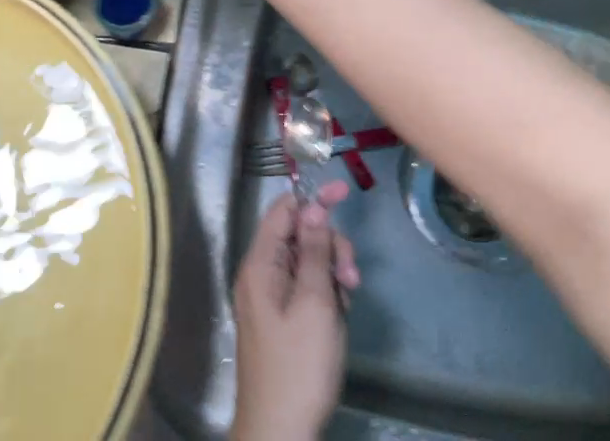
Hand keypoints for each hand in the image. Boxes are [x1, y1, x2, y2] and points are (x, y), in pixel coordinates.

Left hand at [232, 182, 361, 440]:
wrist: (280, 430)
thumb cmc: (299, 365)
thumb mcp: (314, 303)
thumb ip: (315, 252)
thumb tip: (313, 206)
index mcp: (259, 265)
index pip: (283, 210)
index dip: (313, 198)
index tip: (344, 191)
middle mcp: (260, 275)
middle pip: (300, 235)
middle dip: (330, 247)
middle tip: (350, 278)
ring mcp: (270, 298)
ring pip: (308, 262)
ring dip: (332, 274)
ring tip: (346, 303)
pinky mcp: (282, 318)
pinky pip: (307, 288)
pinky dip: (326, 295)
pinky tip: (338, 316)